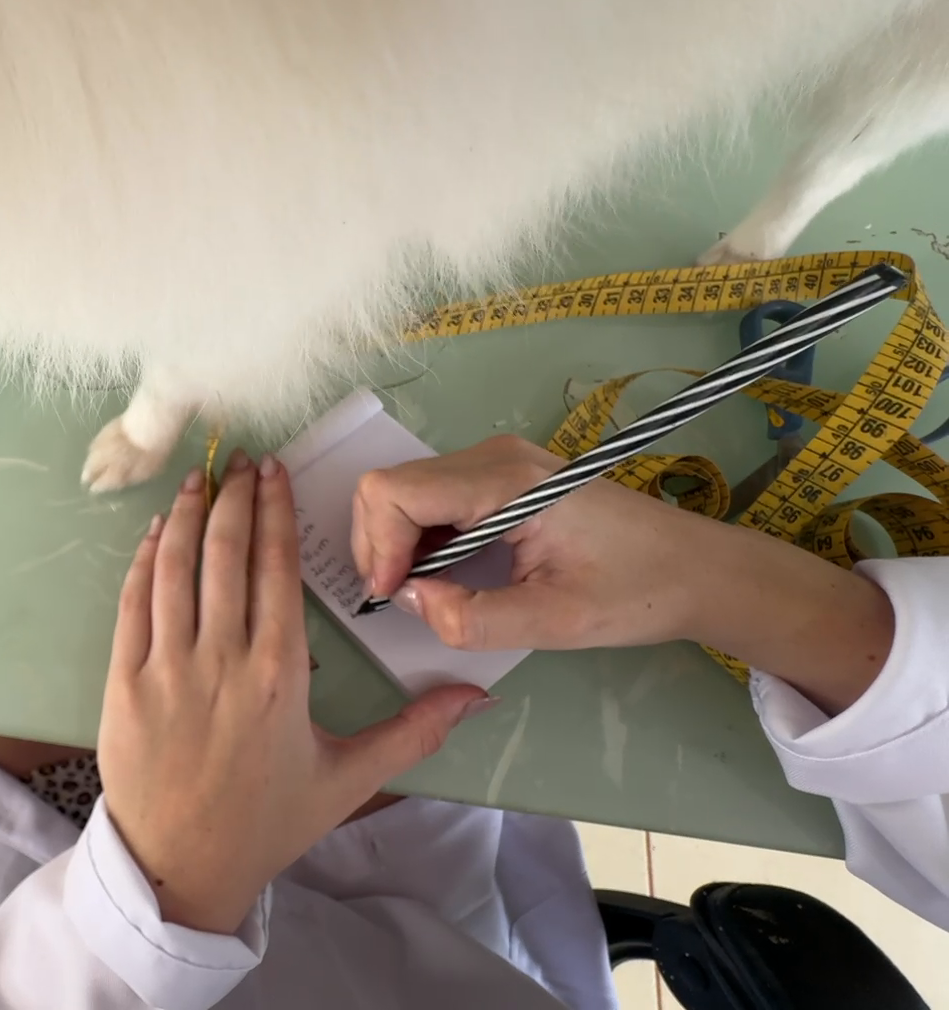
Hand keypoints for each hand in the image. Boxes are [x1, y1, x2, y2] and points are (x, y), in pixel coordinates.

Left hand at [98, 451, 487, 934]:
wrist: (181, 863)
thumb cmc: (266, 820)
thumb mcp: (347, 781)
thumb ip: (411, 733)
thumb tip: (475, 694)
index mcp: (280, 676)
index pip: (276, 571)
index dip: (273, 514)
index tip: (273, 473)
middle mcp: (223, 660)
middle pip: (226, 557)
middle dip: (233, 499)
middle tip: (237, 460)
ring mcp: (167, 667)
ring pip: (175, 570)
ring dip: (187, 517)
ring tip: (198, 480)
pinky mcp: (125, 678)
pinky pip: (133, 604)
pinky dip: (144, 561)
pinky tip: (156, 532)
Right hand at [350, 435, 894, 712]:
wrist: (703, 569)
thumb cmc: (640, 593)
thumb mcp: (557, 623)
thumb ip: (472, 618)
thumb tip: (408, 598)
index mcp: (506, 482)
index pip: (394, 493)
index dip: (378, 545)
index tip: (392, 593)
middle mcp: (488, 456)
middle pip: (386, 486)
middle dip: (376, 543)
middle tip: (398, 593)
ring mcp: (489, 459)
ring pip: (397, 488)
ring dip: (390, 539)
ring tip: (417, 583)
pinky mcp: (491, 472)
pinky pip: (422, 494)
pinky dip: (412, 532)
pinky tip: (437, 565)